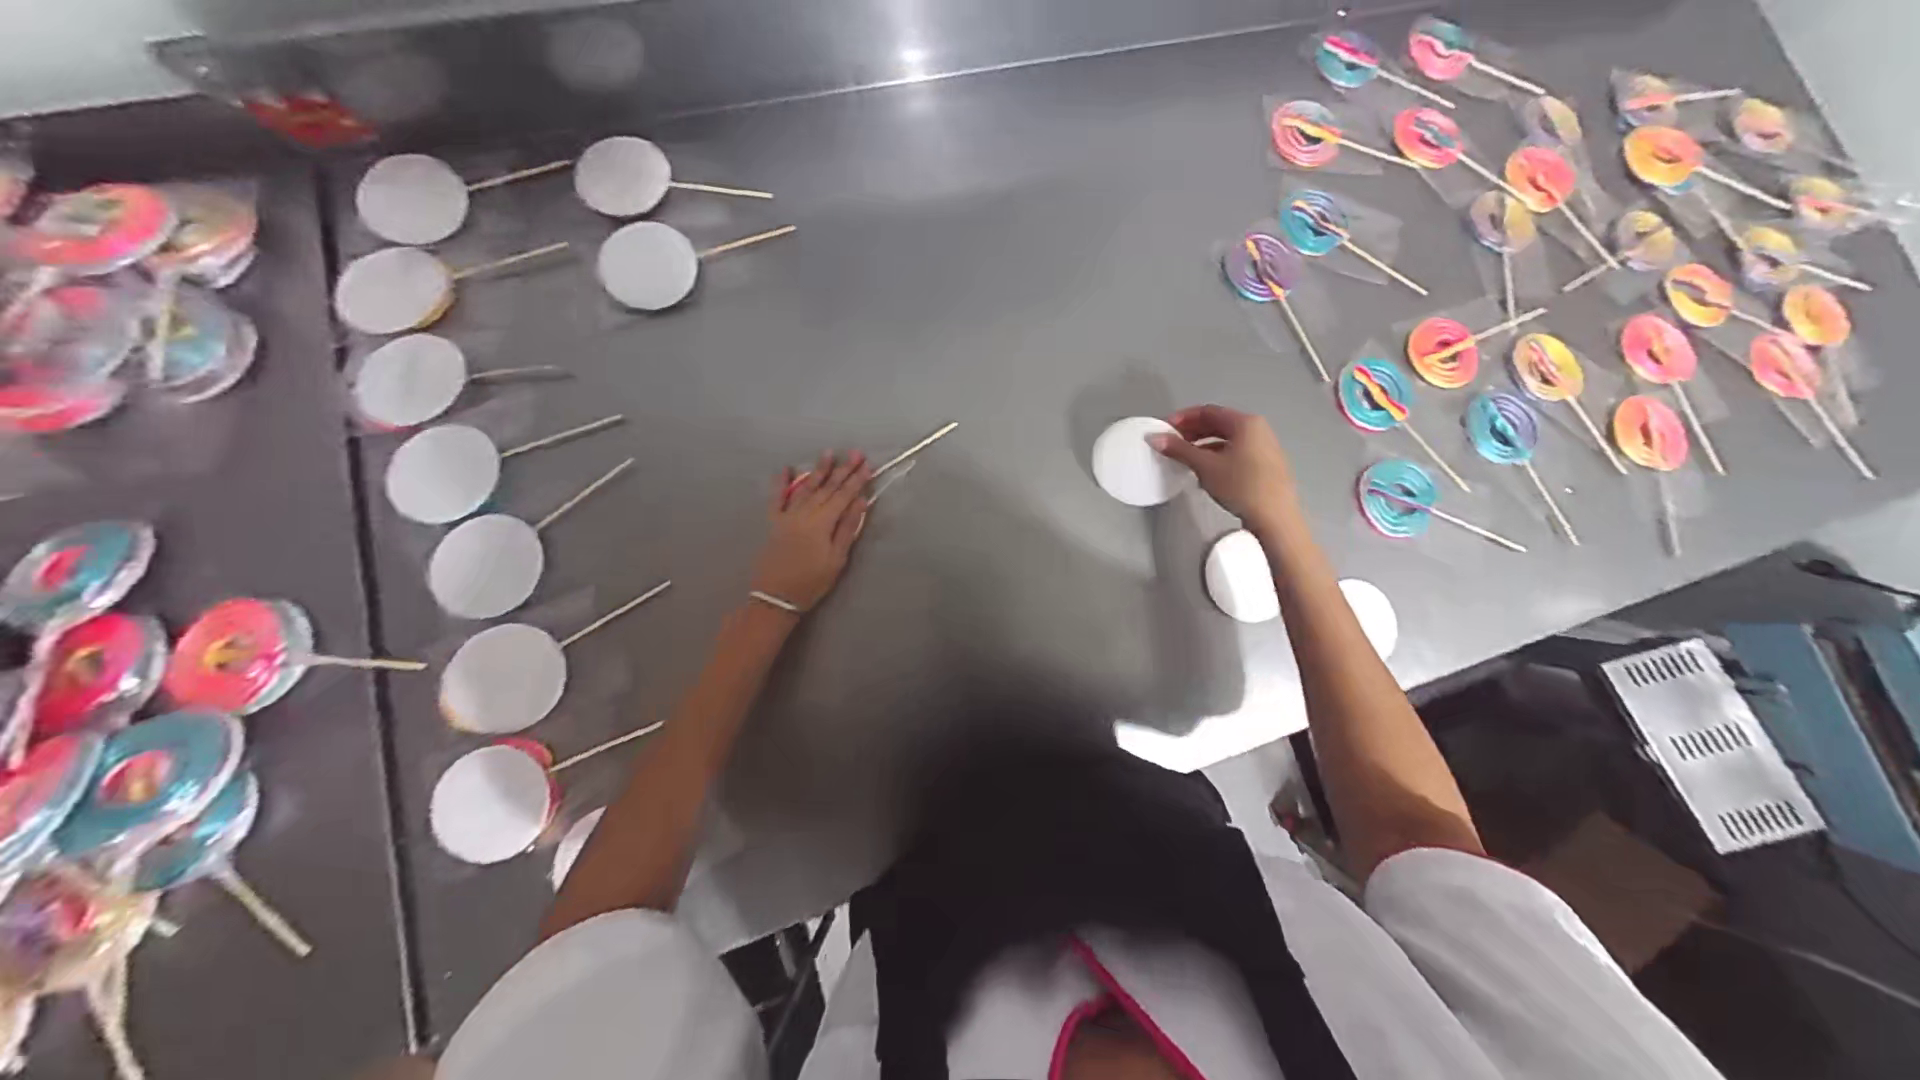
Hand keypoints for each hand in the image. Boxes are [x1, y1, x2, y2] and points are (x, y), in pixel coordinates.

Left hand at [750, 451, 871, 611]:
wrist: (776, 596)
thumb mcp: (837, 559)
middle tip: (855, 453)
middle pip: (827, 487)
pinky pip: (777, 498)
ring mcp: (787, 516)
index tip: (867, 465)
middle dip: (842, 469)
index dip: (856, 480)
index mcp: (823, 522)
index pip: (844, 495)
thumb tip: (860, 502)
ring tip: (828, 453)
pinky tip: (785, 469)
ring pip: (806, 488)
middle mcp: (805, 513)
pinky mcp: (774, 522)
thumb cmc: (811, 581)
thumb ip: (847, 528)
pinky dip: (781, 482)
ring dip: (818, 470)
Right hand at [1150, 405, 1298, 528]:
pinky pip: (1236, 452)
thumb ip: (1179, 449)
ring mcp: (1264, 447)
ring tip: (1184, 458)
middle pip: (1218, 423)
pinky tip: (1205, 472)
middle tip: (1171, 443)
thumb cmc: (1240, 485)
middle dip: (1192, 432)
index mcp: (1245, 422)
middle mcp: (1258, 429)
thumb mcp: (1205, 466)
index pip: (1208, 411)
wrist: (1275, 516)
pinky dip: (1217, 456)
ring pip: (1227, 439)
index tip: (1163, 429)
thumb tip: (1155, 438)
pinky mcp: (1266, 465)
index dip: (1182, 418)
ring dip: (1203, 445)